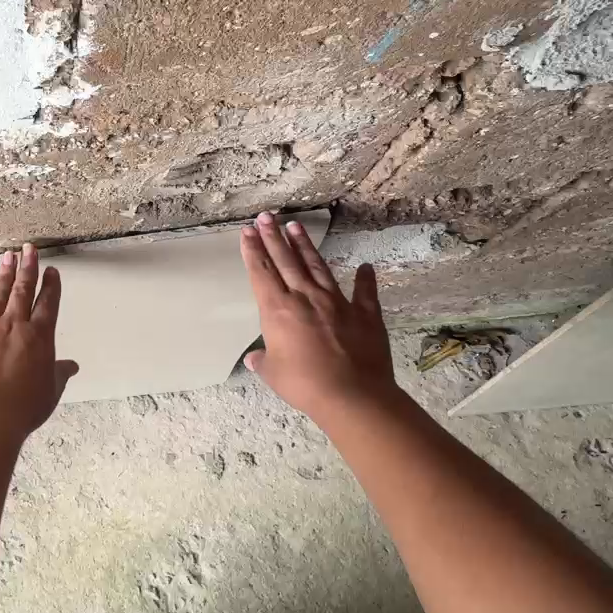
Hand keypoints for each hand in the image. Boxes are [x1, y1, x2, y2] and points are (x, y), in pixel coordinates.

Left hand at [0, 244, 78, 437]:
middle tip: (29, 249)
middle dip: (28, 267)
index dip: (51, 285)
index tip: (51, 269)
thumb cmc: (25, 407)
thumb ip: (59, 373)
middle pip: (24, 290)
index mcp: (40, 337)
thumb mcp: (51, 390)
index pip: (48, 303)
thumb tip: (71, 366)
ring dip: (4, 275)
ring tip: (8, 257)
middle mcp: (16, 325)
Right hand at [239, 212, 397, 418]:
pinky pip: (364, 293)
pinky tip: (365, 266)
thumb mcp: (273, 373)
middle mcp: (304, 298)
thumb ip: (264, 360)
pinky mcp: (365, 315)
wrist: (353, 396)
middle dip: (273, 237)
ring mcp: (336, 303)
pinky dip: (365, 279)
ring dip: (305, 246)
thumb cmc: (304, 384)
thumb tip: (255, 358)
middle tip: (265, 216)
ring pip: (317, 267)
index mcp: (277, 310)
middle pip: (285, 261)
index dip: (252, 250)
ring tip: (295, 226)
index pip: (261, 272)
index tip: (247, 232)